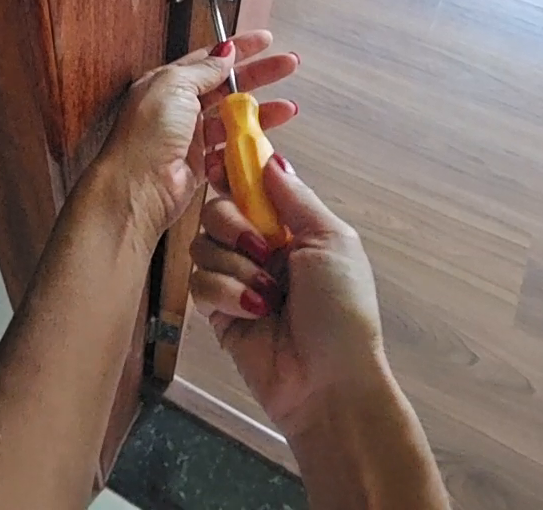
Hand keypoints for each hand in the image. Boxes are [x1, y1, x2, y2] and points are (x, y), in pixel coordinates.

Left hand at [88, 31, 299, 242]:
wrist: (137, 187)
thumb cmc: (147, 133)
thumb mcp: (174, 86)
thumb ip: (204, 69)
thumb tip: (225, 52)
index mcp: (169, 83)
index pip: (209, 59)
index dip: (239, 49)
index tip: (266, 40)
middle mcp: (179, 108)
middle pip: (227, 86)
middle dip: (259, 75)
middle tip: (288, 66)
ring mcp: (190, 137)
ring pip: (233, 119)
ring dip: (261, 112)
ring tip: (288, 108)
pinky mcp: (201, 165)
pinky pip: (231, 150)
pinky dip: (248, 145)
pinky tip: (265, 141)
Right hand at [191, 158, 386, 439]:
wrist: (330, 385)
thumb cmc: (343, 311)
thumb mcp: (331, 242)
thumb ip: (295, 197)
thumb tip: (270, 157)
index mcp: (288, 227)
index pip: (249, 186)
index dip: (232, 171)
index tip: (219, 163)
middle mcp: (258, 247)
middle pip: (216, 208)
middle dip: (234, 224)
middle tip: (260, 247)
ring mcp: (235, 277)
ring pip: (203, 243)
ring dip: (235, 265)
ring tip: (266, 293)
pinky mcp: (217, 309)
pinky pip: (199, 281)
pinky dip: (226, 293)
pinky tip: (253, 311)